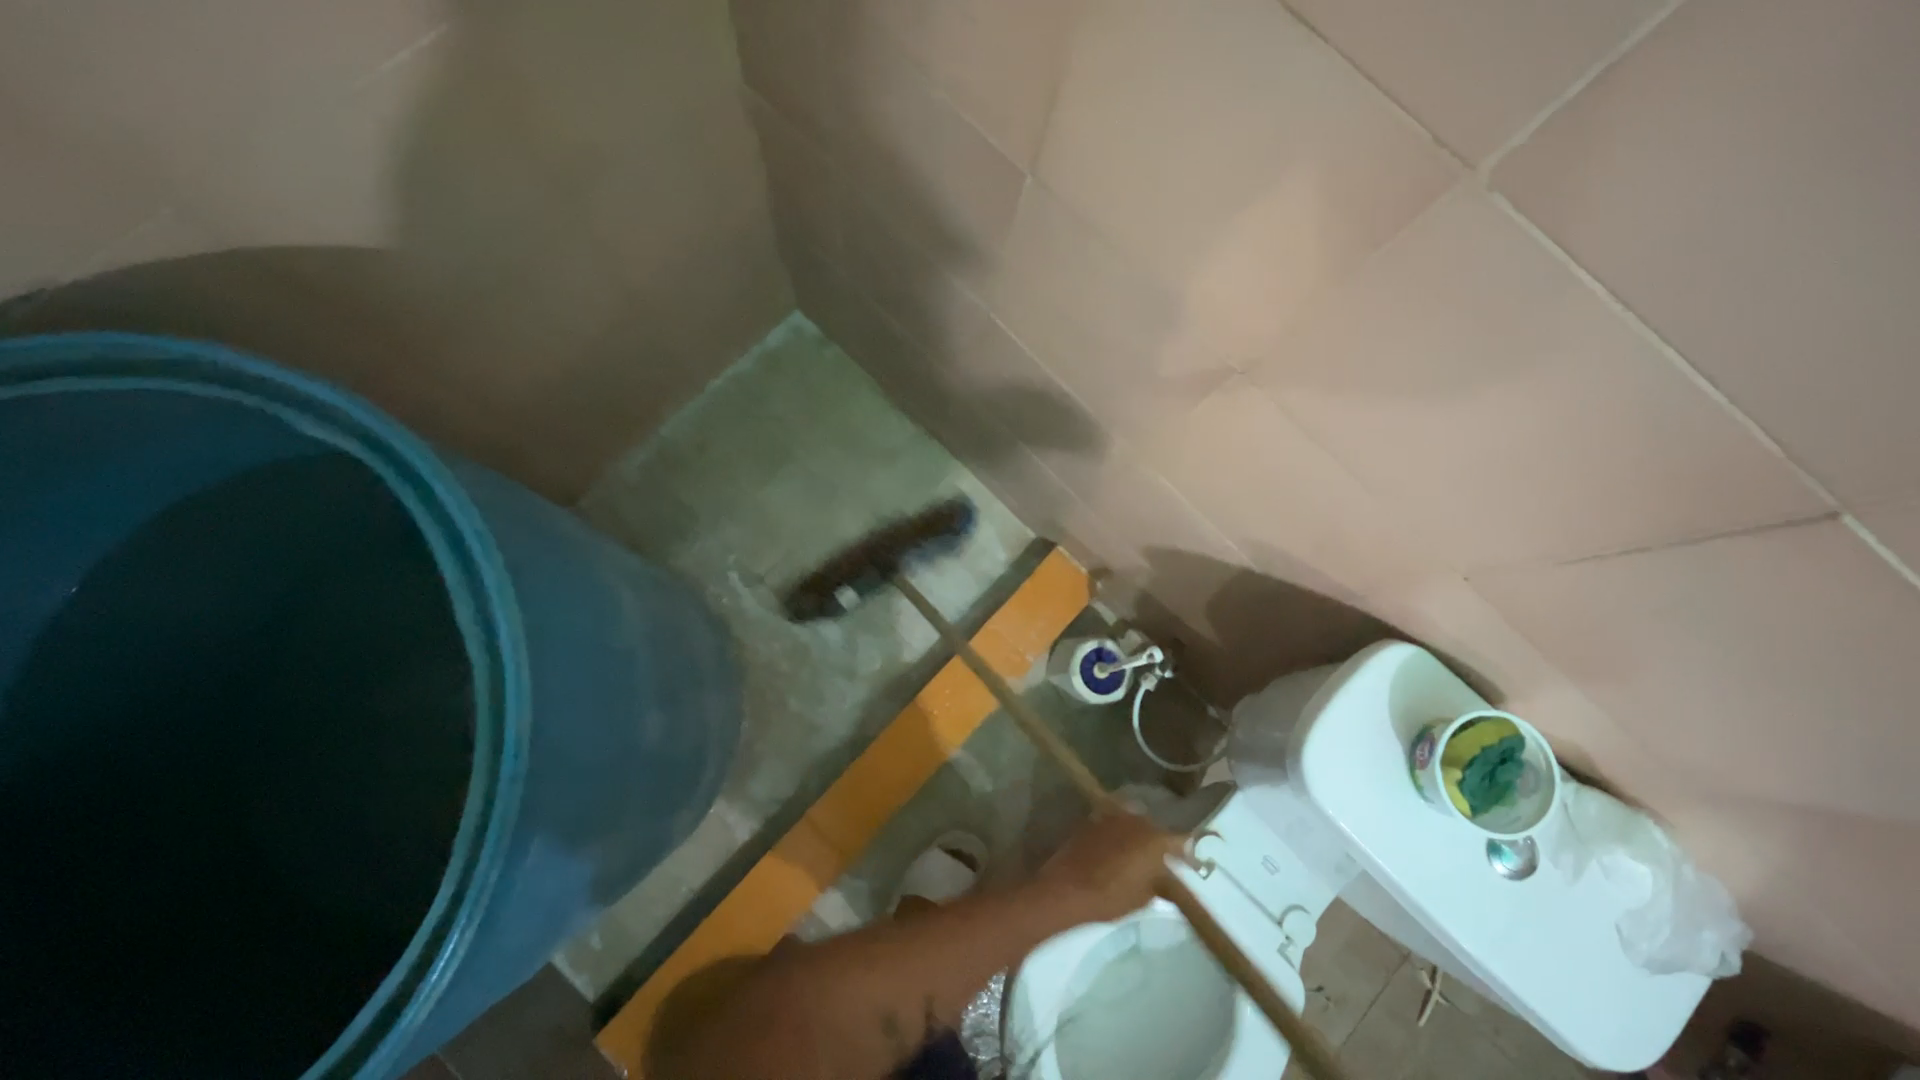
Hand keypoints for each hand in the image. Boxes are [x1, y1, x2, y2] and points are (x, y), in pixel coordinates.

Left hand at [1034, 810, 1181, 925]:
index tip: (1188, 865)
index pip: (1181, 842)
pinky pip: (1113, 823)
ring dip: (1137, 835)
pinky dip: (1117, 833)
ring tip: (1136, 854)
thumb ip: (1159, 884)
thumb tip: (1165, 879)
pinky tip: (1114, 848)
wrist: (1066, 889)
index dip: (1186, 854)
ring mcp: (1112, 817)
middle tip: (1161, 861)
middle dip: (1160, 843)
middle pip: (1156, 829)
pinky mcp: (1092, 820)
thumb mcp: (1143, 898)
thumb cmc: (1110, 897)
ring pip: (1134, 823)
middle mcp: (1137, 821)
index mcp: (1155, 840)